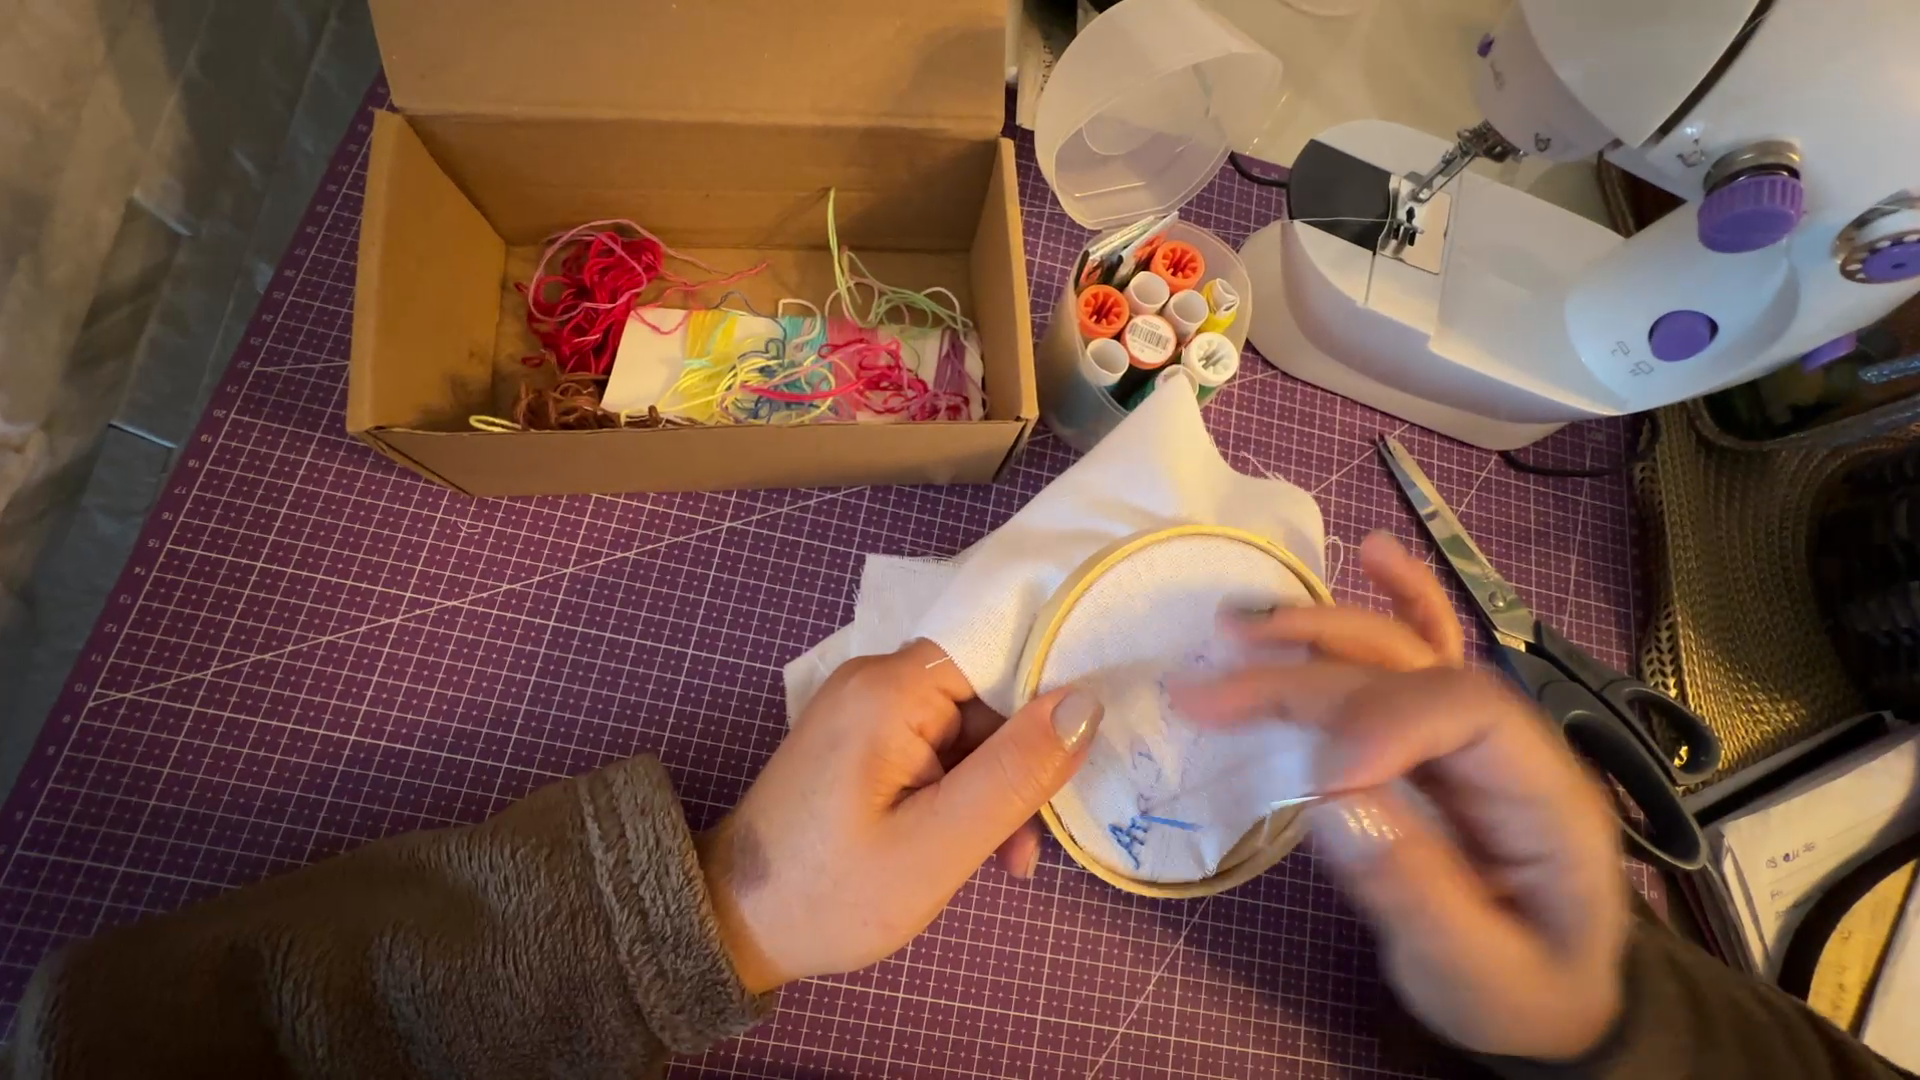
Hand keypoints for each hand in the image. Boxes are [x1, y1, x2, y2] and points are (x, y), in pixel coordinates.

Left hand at [699, 641, 1101, 993]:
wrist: (732, 926)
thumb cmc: (833, 893)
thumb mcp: (939, 845)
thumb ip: (1016, 771)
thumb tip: (1085, 701)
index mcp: (890, 688)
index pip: (995, 652)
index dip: (1046, 693)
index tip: (1082, 751)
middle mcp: (877, 680)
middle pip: (983, 694)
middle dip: (1017, 762)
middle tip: (1030, 841)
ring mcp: (866, 708)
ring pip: (965, 726)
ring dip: (993, 786)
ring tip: (1004, 860)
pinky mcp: (863, 738)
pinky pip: (934, 746)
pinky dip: (959, 789)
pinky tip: (970, 845)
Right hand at [1177, 533, 1629, 1060]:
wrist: (1548, 986)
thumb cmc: (1518, 986)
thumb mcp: (1476, 975)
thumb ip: (1418, 896)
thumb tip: (1330, 799)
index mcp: (1541, 795)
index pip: (1463, 712)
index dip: (1378, 721)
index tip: (1313, 777)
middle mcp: (1507, 739)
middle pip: (1399, 673)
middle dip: (1298, 678)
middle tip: (1206, 693)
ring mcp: (1470, 727)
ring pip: (1393, 646)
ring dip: (1310, 628)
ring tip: (1234, 626)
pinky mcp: (1434, 728)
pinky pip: (1424, 645)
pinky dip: (1398, 594)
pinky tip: (1370, 553)